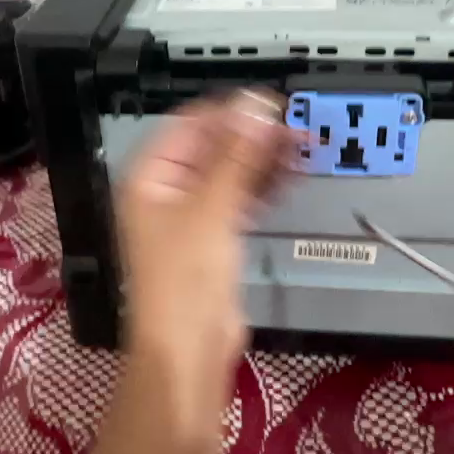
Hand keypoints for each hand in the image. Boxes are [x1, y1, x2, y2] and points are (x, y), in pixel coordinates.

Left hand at [114, 90, 296, 378]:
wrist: (190, 349)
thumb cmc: (185, 279)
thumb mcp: (211, 209)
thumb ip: (236, 156)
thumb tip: (255, 107)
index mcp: (151, 176)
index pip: (190, 124)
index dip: (229, 112)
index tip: (270, 104)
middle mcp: (168, 190)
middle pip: (213, 147)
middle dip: (252, 135)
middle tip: (294, 126)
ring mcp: (193, 214)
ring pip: (231, 172)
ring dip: (263, 159)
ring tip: (301, 145)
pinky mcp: (216, 236)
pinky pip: (241, 198)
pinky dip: (263, 185)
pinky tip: (291, 173)